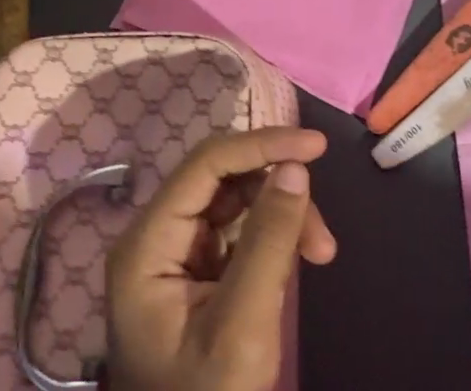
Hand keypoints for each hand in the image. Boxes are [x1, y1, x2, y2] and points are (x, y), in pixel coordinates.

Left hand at [106, 128, 336, 390]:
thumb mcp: (243, 324)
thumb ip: (269, 241)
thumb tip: (295, 167)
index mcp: (148, 245)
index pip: (206, 165)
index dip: (262, 145)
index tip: (317, 147)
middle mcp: (156, 238)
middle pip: (224, 180)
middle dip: (279, 191)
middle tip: (322, 230)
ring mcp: (176, 254)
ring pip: (240, 201)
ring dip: (285, 216)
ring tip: (321, 253)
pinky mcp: (198, 271)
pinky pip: (242, 230)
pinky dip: (277, 236)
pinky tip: (302, 257)